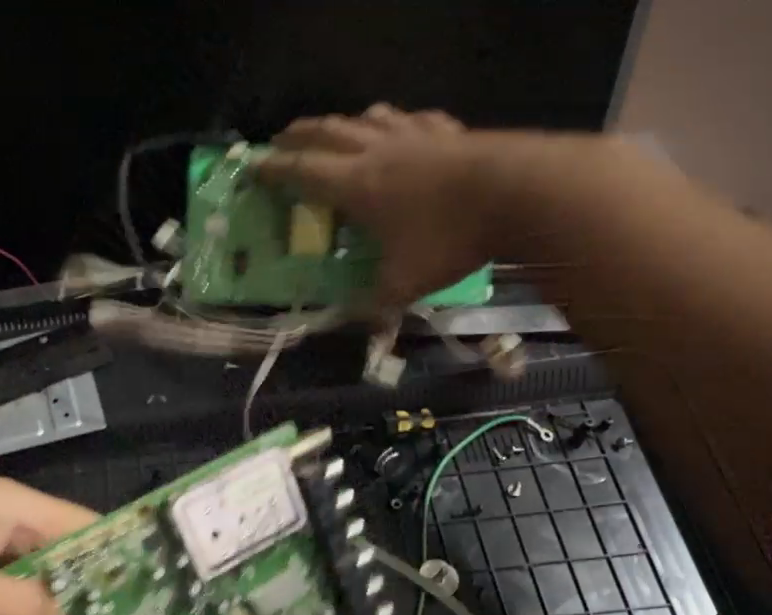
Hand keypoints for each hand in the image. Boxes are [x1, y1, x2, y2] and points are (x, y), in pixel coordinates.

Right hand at [258, 105, 566, 308]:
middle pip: (328, 131)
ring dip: (348, 123)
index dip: (274, 169)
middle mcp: (378, 151)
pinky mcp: (449, 131)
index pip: (302, 171)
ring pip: (370, 118)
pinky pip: (414, 121)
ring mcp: (415, 136)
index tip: (253, 167)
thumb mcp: (407, 283)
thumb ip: (381, 308)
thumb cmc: (449, 237)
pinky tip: (406, 132)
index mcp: (356, 184)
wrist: (517, 191)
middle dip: (299, 134)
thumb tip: (370, 340)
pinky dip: (399, 124)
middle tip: (282, 139)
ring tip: (340, 131)